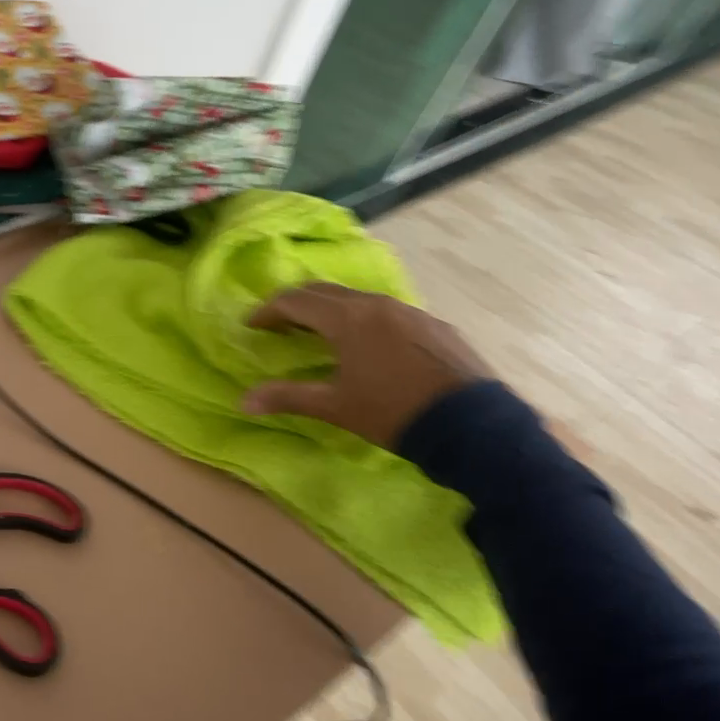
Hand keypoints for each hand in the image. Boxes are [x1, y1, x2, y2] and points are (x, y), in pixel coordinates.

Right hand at [239, 283, 490, 448]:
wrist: (476, 429)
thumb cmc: (394, 413)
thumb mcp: (335, 407)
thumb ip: (288, 397)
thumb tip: (243, 402)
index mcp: (347, 318)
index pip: (294, 300)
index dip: (268, 311)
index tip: (252, 326)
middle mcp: (376, 304)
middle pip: (323, 291)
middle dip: (296, 304)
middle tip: (280, 324)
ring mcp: (410, 312)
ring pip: (358, 299)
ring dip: (332, 310)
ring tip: (322, 334)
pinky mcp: (435, 326)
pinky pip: (388, 313)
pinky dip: (365, 320)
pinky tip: (370, 346)